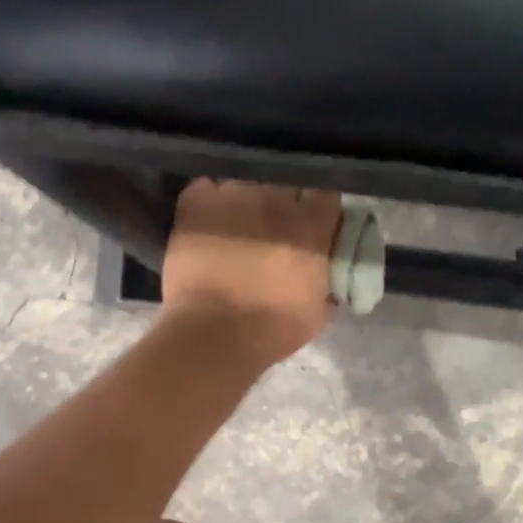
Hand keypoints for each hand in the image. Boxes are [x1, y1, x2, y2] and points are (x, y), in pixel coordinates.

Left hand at [160, 179, 341, 367]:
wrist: (212, 335)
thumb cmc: (271, 329)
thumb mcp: (318, 312)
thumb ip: (325, 281)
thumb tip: (324, 273)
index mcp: (310, 224)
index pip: (325, 196)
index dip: (318, 213)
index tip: (313, 229)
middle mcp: (275, 197)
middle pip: (285, 188)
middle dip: (283, 208)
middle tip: (274, 235)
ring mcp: (233, 194)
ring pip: (247, 187)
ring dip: (246, 206)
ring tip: (237, 232)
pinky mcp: (196, 200)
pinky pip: (209, 189)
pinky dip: (211, 204)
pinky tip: (209, 226)